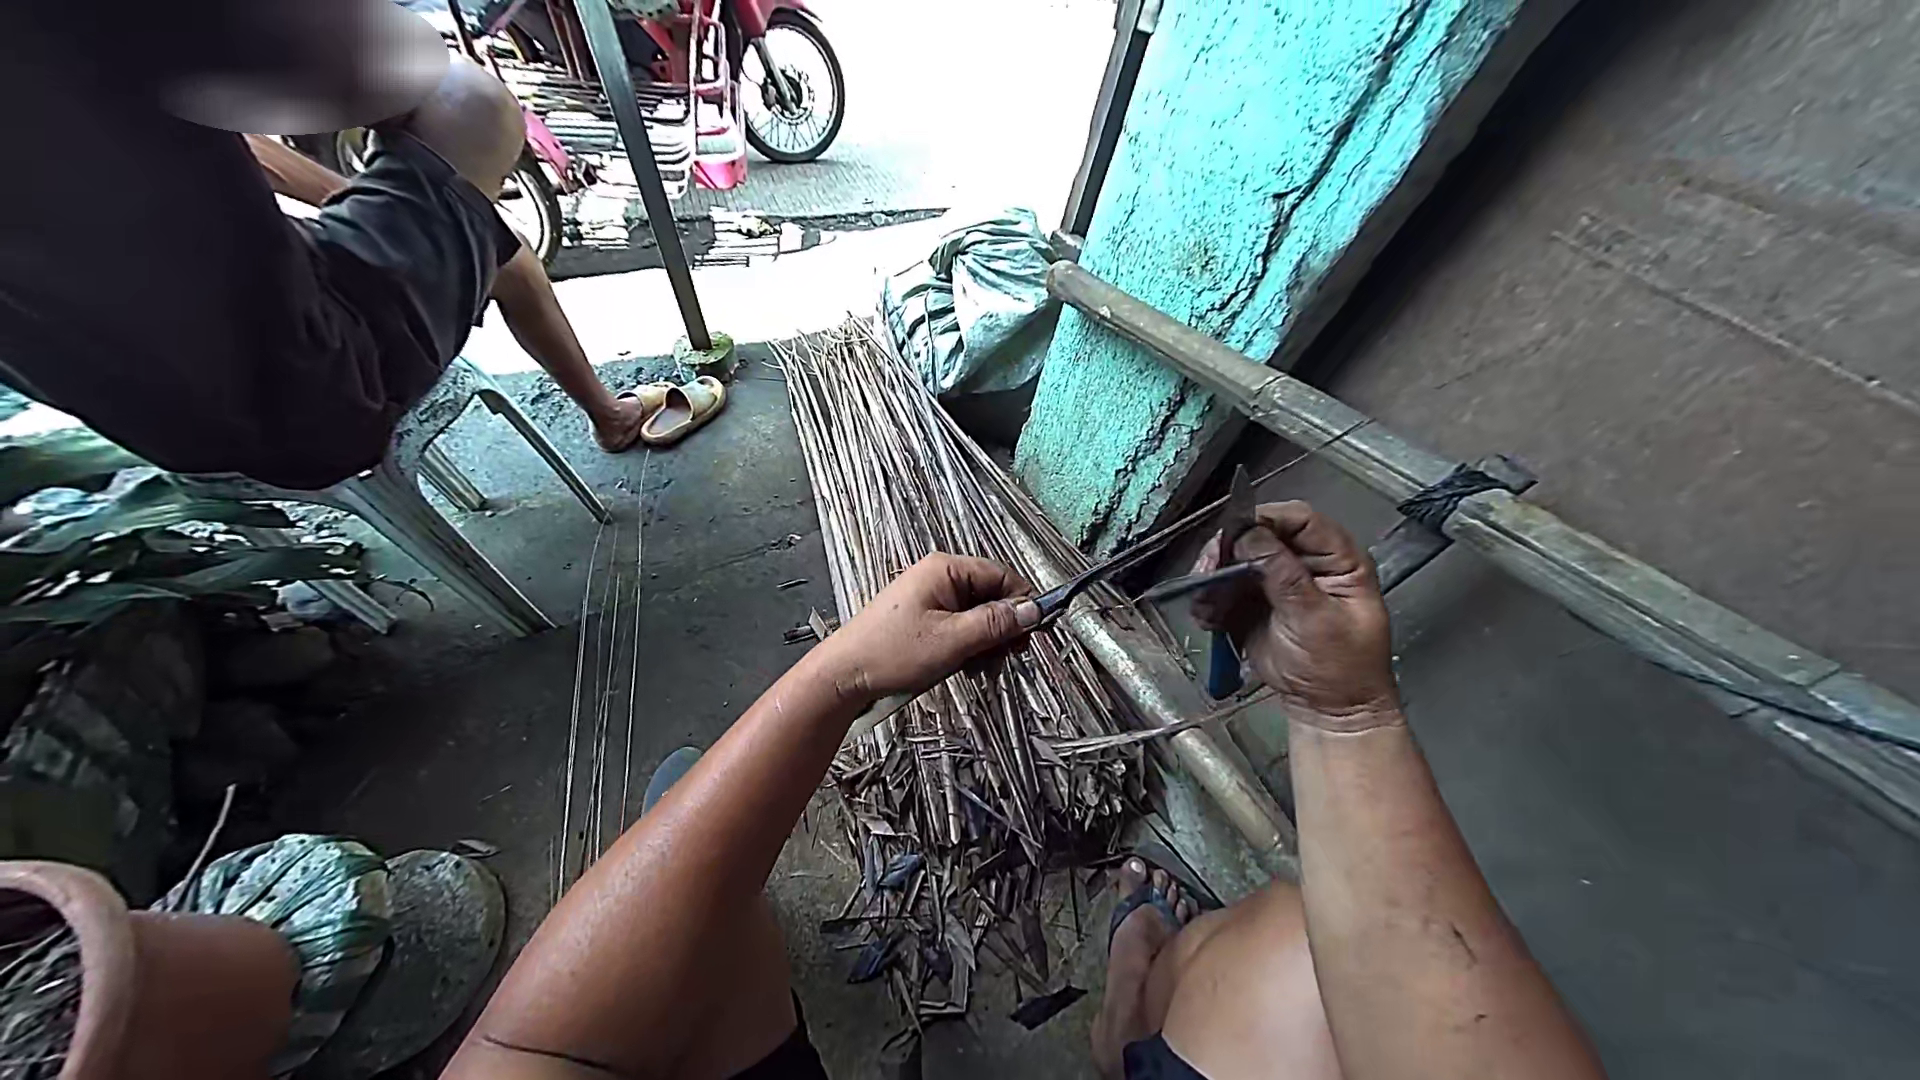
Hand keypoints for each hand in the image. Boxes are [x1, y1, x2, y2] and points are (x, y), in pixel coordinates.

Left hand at [817, 553, 1039, 705]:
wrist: (845, 675)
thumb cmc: (891, 653)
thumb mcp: (952, 640)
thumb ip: (996, 624)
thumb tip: (1033, 611)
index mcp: (945, 569)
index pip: (1002, 575)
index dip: (1022, 604)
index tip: (1032, 634)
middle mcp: (939, 577)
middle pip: (992, 596)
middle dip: (1002, 628)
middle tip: (1004, 657)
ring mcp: (932, 597)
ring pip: (978, 615)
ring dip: (986, 642)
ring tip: (978, 666)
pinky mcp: (926, 618)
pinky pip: (961, 626)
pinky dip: (969, 646)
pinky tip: (964, 665)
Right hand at [1192, 501, 1400, 731]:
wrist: (1326, 707)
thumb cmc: (1341, 666)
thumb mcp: (1316, 618)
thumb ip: (1284, 576)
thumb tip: (1252, 536)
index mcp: (1335, 559)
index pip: (1299, 520)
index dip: (1265, 520)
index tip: (1236, 534)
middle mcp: (1302, 562)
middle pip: (1257, 535)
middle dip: (1228, 550)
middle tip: (1209, 568)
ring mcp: (1273, 580)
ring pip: (1233, 560)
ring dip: (1212, 578)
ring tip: (1205, 602)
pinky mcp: (1250, 601)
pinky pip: (1222, 588)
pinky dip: (1209, 600)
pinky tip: (1207, 617)